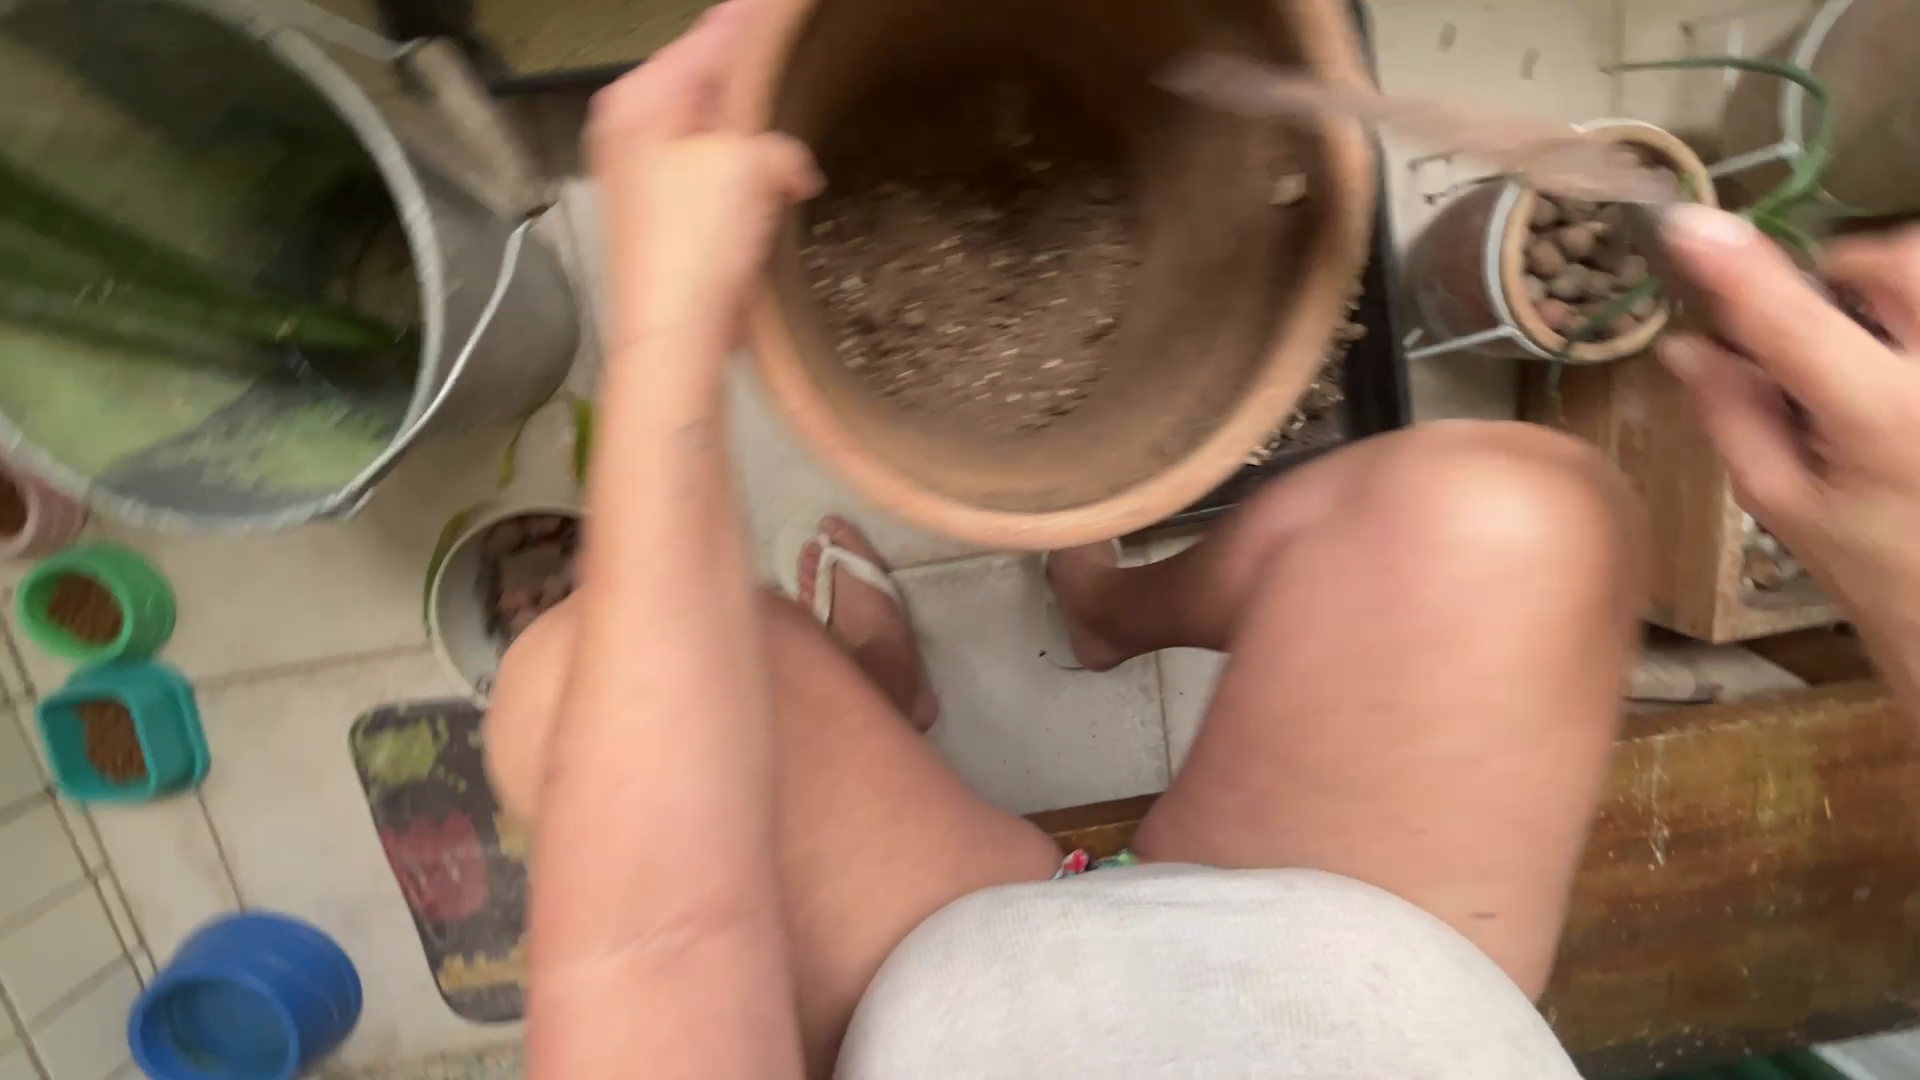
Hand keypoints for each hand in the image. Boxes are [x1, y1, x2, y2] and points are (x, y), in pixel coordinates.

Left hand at [590, 1, 822, 361]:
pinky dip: (741, 179)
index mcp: (639, 101)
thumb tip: (794, 167)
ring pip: (709, 139)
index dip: (747, 23)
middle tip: (792, 68)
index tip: (777, 8)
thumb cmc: (697, 243)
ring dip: (750, 140)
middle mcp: (632, 132)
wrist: (673, 333)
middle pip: (703, 89)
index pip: (705, 40)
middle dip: (750, 86)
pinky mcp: (665, 222)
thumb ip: (779, 146)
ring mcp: (645, 180)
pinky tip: (771, 187)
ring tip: (790, 132)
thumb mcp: (748, 168)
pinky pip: (710, 180)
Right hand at [1656, 207, 1919, 684]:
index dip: (1734, 267)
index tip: (1686, 226)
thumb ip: (1734, 412)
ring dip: (1887, 286)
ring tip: (1865, 345)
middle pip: (1903, 261)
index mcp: (1885, 420)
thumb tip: (1687, 346)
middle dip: (1841, 270)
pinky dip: (1909, 313)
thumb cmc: (1870, 562)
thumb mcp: (1776, 497)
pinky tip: (1891, 359)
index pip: (1791, 321)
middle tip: (1808, 315)